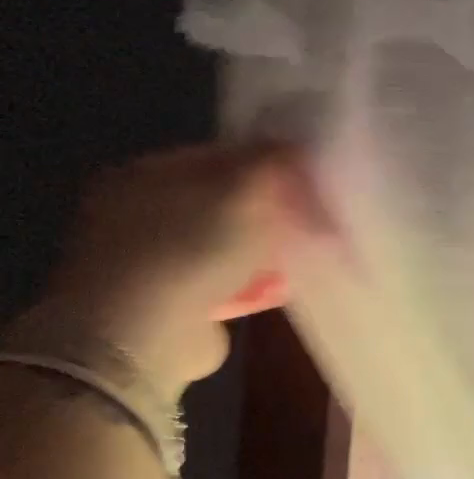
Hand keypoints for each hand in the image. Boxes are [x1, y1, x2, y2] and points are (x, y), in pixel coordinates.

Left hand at [25, 143, 302, 393]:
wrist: (145, 331)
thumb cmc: (189, 250)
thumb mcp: (239, 192)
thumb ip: (271, 162)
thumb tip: (297, 146)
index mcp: (149, 175)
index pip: (227, 157)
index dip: (276, 164)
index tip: (321, 179)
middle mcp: (147, 211)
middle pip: (235, 202)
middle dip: (281, 212)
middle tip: (323, 221)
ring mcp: (162, 257)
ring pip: (239, 243)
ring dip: (275, 252)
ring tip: (313, 257)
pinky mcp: (184, 298)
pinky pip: (237, 281)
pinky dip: (263, 284)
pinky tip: (288, 288)